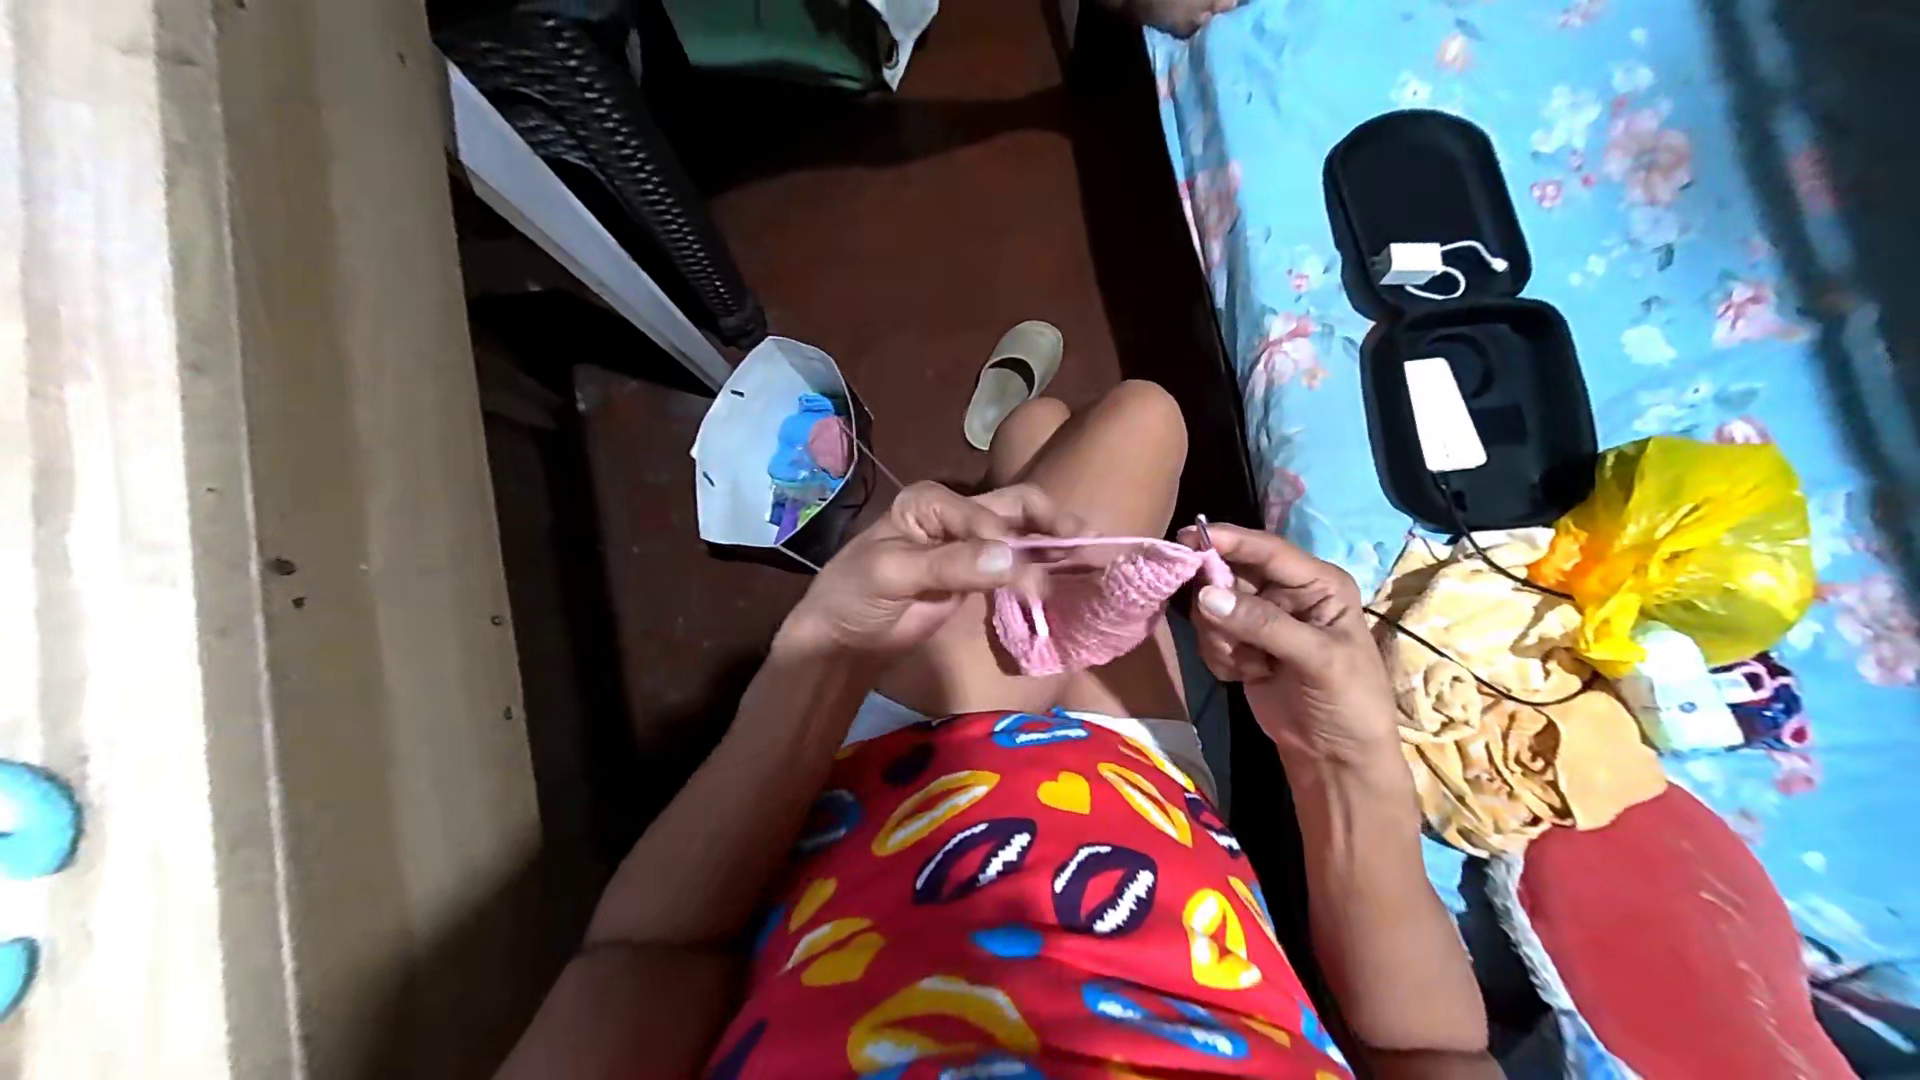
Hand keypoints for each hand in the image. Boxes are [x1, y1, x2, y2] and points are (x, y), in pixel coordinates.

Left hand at [777, 482, 1076, 662]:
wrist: (847, 636)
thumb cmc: (856, 595)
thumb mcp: (894, 574)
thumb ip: (951, 564)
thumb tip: (1011, 558)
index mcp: (929, 501)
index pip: (983, 512)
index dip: (1006, 539)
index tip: (1022, 572)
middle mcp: (955, 513)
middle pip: (1013, 507)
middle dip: (1050, 522)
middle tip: (1086, 541)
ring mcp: (970, 543)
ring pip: (1021, 534)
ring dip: (1053, 544)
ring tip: (1090, 558)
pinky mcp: (978, 573)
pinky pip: (1015, 564)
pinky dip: (1040, 568)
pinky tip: (1064, 576)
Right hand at [1178, 523, 1399, 769]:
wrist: (1334, 757)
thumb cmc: (1347, 703)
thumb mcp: (1318, 660)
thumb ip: (1263, 624)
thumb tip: (1206, 594)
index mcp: (1317, 583)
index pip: (1267, 550)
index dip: (1228, 540)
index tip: (1187, 537)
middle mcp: (1285, 592)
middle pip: (1229, 572)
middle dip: (1217, 601)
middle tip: (1222, 632)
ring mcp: (1259, 617)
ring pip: (1211, 604)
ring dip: (1219, 637)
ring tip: (1247, 665)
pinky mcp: (1239, 641)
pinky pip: (1208, 633)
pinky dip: (1218, 655)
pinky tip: (1244, 674)